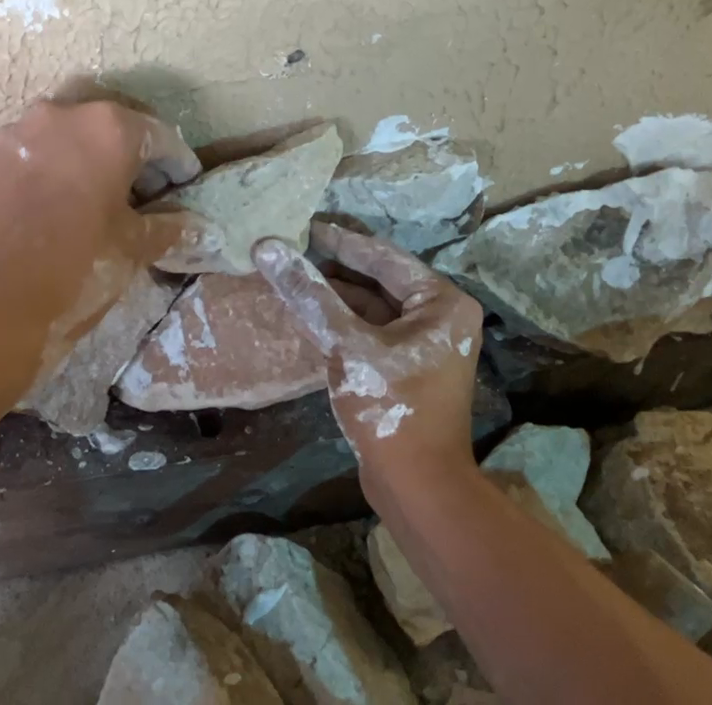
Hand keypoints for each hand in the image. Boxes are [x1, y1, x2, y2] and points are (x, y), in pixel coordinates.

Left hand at [0, 101, 201, 379]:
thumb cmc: (76, 269)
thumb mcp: (133, 248)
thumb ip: (168, 227)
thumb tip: (197, 226)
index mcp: (109, 129)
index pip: (159, 137)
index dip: (176, 164)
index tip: (184, 185)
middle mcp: (62, 115)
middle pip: (110, 128)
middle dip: (129, 156)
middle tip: (143, 194)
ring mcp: (18, 132)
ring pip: (67, 137)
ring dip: (86, 160)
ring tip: (96, 200)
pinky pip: (33, 154)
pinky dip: (51, 170)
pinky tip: (56, 206)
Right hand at [253, 222, 482, 479]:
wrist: (419, 487)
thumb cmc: (392, 409)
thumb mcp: (347, 346)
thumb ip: (310, 296)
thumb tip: (269, 247)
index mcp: (442, 302)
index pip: (384, 258)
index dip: (341, 241)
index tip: (304, 225)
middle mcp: (440, 317)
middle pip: (379, 280)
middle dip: (335, 268)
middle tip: (292, 248)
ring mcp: (425, 345)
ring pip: (372, 308)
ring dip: (335, 296)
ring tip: (292, 277)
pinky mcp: (407, 369)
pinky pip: (370, 332)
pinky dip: (341, 323)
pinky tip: (307, 315)